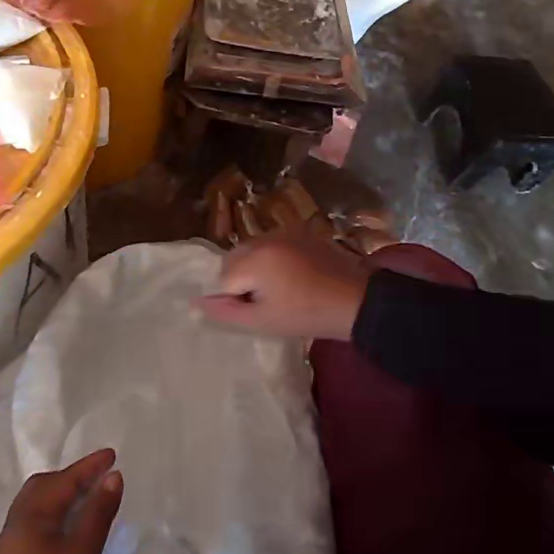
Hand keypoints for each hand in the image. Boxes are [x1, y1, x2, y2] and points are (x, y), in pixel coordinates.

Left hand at [0, 450, 123, 553]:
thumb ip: (97, 514)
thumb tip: (112, 476)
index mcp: (27, 518)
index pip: (61, 481)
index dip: (88, 466)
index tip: (112, 453)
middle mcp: (11, 529)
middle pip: (39, 491)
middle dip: (68, 479)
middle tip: (96, 476)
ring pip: (32, 513)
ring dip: (58, 501)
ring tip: (84, 503)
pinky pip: (30, 533)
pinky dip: (51, 523)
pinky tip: (65, 539)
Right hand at [197, 236, 372, 340]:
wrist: (357, 301)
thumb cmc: (306, 314)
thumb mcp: (261, 320)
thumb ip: (224, 311)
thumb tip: (196, 302)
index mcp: (253, 258)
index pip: (223, 280)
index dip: (237, 299)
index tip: (262, 310)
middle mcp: (263, 238)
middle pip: (233, 260)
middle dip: (241, 281)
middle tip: (268, 302)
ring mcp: (282, 233)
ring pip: (250, 251)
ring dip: (255, 269)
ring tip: (282, 291)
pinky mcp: (299, 233)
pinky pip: (271, 246)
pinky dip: (272, 260)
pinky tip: (293, 278)